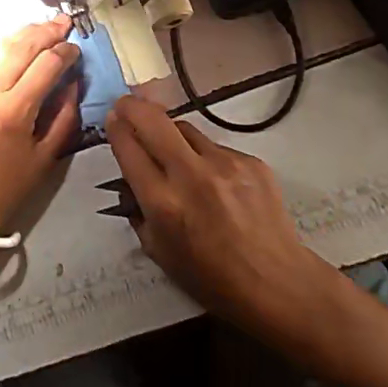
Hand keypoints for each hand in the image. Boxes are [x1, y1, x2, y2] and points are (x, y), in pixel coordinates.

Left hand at [0, 16, 81, 236]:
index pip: (45, 64)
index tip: (77, 48)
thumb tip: (72, 83)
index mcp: (13, 111)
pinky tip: (19, 48)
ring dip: (24, 35)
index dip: (65, 51)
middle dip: (45, 31)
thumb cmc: (4, 191)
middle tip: (64, 22)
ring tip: (44, 28)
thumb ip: (63, 117)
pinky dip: (5, 50)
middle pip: (20, 46)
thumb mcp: (44, 159)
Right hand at [106, 95, 336, 337]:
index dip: (116, 129)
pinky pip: (217, 148)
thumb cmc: (211, 278)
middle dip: (134, 108)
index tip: (112, 118)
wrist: (275, 281)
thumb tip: (132, 183)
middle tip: (126, 105)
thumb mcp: (160, 252)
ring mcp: (226, 163)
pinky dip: (207, 158)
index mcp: (164, 203)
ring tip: (175, 154)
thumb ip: (141, 212)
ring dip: (172, 136)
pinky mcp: (252, 161)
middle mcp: (192, 175)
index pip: (130, 150)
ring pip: (187, 130)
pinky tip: (216, 182)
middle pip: (155, 121)